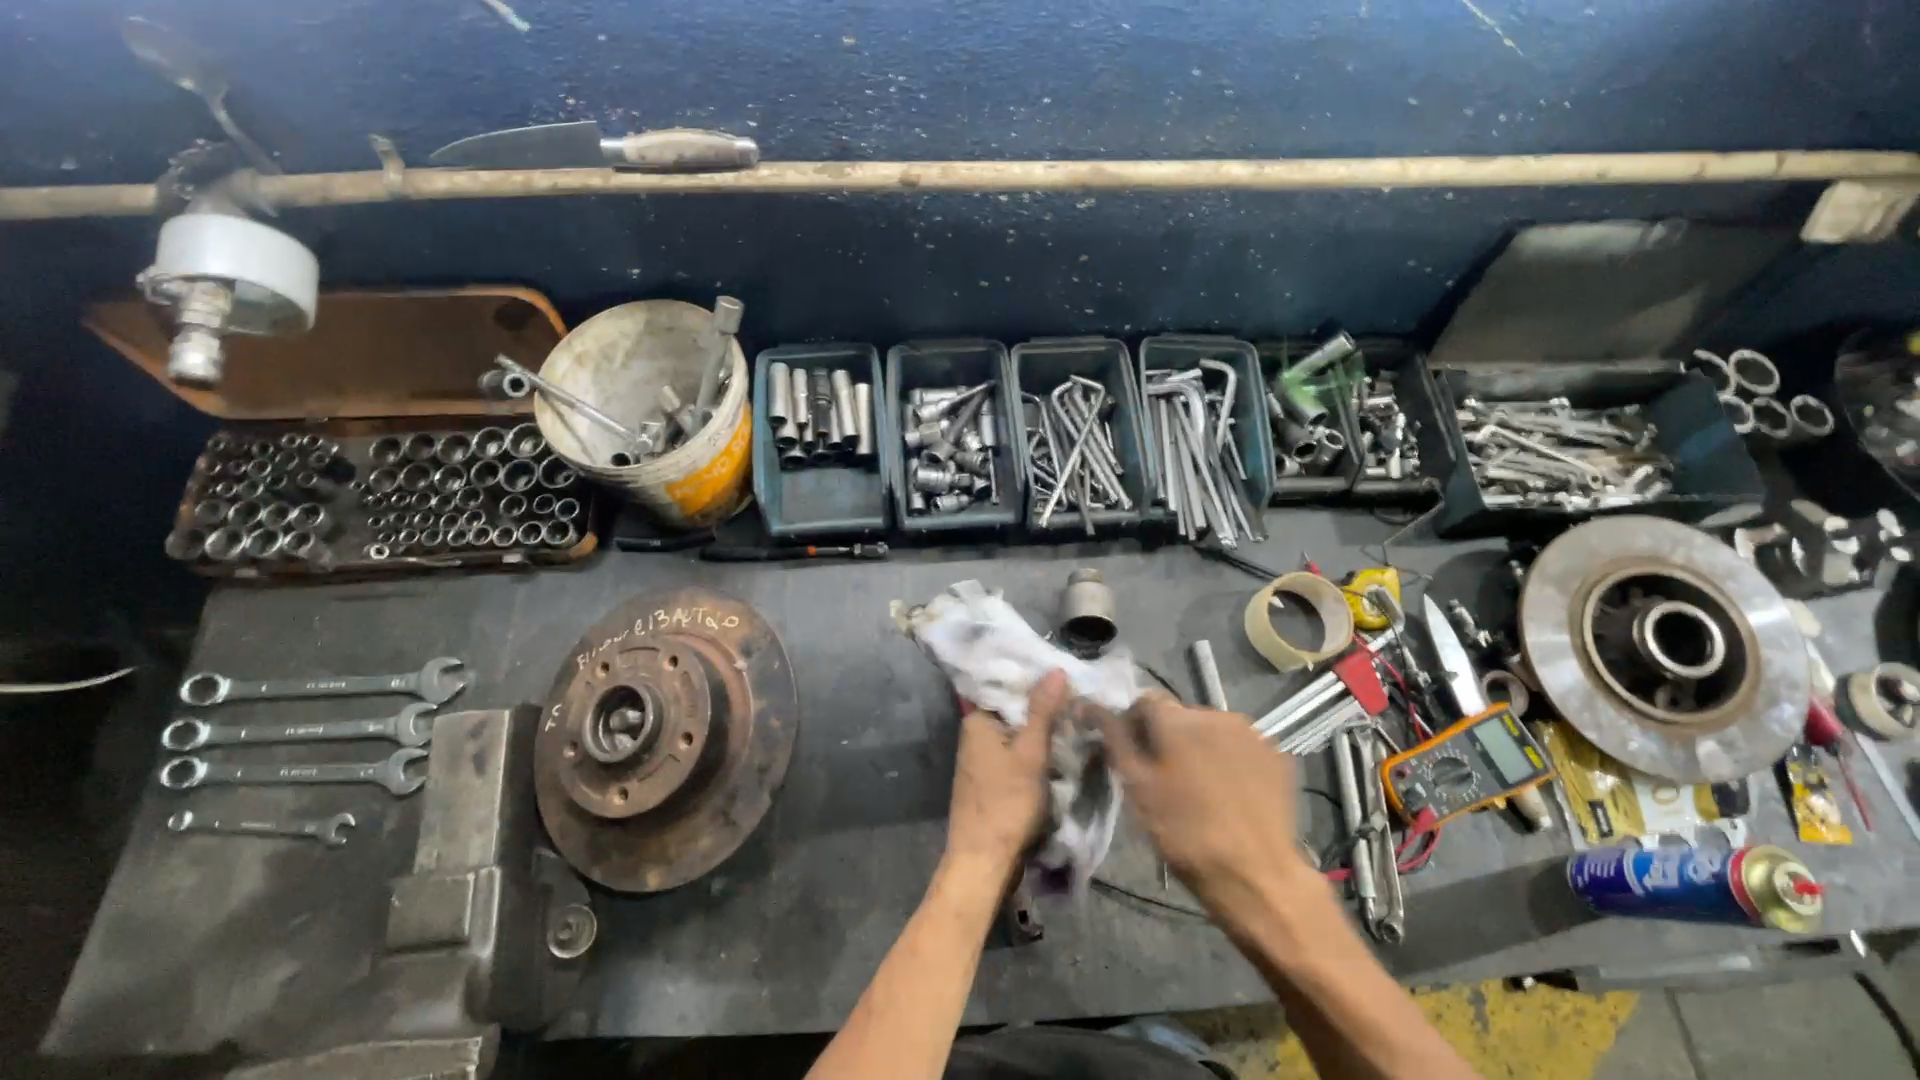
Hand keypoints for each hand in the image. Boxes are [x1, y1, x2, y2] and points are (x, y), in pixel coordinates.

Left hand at [942, 671, 1065, 880]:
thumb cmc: (1007, 803)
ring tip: (1077, 724)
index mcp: (977, 721)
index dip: (1040, 683)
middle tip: (1082, 702)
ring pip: (1018, 736)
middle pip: (1015, 712)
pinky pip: (1016, 757)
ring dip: (1043, 734)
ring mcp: (981, 759)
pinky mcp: (991, 781)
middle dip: (1045, 710)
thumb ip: (1042, 711)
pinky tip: (1060, 754)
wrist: (984, 860)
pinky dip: (1036, 755)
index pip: (1010, 688)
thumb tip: (1056, 669)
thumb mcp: (1031, 753)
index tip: (1071, 679)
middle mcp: (974, 735)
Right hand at [1096, 691, 1326, 932]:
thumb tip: (1093, 705)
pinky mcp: (1277, 754)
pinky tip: (1230, 794)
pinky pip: (1241, 747)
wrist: (1256, 875)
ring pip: (1213, 731)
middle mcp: (1217, 714)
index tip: (1132, 756)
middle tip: (1164, 779)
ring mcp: (1253, 733)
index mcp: (1178, 720)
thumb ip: (1115, 739)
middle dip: (1168, 738)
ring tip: (1200, 788)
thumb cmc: (1185, 833)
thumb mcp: (1137, 789)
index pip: (1145, 700)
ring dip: (1200, 749)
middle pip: (1181, 716)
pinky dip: (1230, 761)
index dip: (1133, 724)